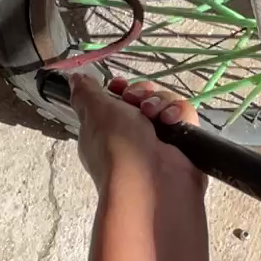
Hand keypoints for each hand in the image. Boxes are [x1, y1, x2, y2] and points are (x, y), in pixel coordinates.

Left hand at [68, 71, 203, 192]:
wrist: (149, 181)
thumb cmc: (116, 146)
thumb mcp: (93, 112)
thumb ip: (85, 93)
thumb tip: (74, 78)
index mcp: (107, 129)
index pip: (117, 99)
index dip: (121, 88)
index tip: (120, 85)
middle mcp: (134, 134)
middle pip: (144, 97)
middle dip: (143, 93)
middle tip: (139, 104)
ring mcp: (159, 139)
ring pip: (166, 103)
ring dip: (161, 102)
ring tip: (156, 116)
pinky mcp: (183, 142)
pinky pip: (185, 115)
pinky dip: (179, 113)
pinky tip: (172, 121)